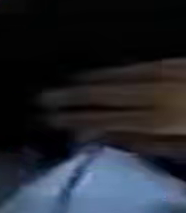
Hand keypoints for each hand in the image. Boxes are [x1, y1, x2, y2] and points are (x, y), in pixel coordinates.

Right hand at [42, 59, 185, 156]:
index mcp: (164, 119)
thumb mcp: (184, 148)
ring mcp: (181, 74)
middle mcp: (165, 93)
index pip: (103, 118)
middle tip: (41, 98)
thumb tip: (102, 136)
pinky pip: (154, 64)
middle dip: (70, 96)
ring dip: (95, 77)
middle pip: (107, 93)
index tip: (45, 120)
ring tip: (71, 80)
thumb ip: (144, 144)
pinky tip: (116, 70)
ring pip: (128, 73)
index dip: (71, 119)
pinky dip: (128, 68)